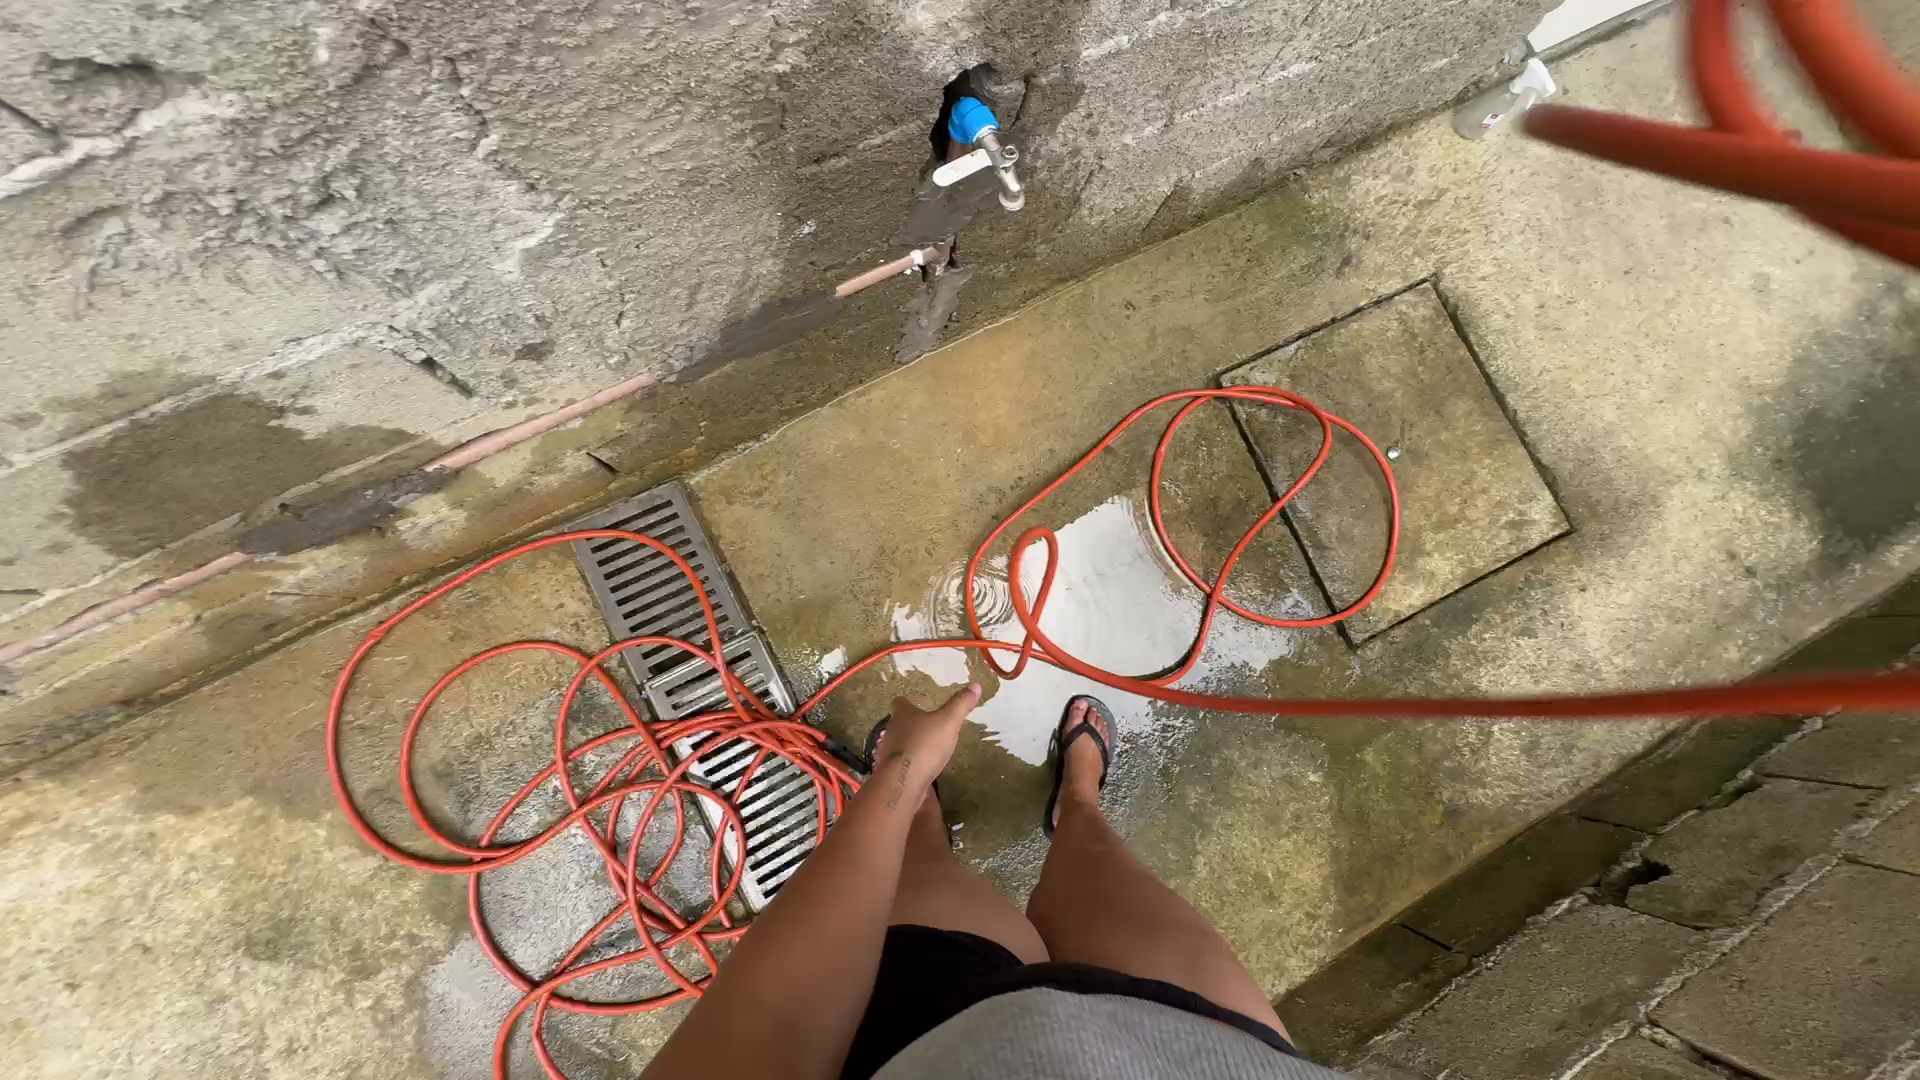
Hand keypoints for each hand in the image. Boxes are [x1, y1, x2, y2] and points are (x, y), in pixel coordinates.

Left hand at [872, 683, 980, 805]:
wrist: (904, 782)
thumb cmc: (925, 744)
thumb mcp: (948, 721)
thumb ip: (960, 704)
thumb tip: (975, 685)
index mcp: (902, 714)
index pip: (899, 702)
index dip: (907, 702)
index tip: (916, 704)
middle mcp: (892, 730)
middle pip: (898, 723)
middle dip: (911, 723)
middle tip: (927, 725)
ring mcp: (889, 752)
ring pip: (900, 743)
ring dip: (911, 744)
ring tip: (928, 747)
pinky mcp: (892, 771)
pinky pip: (903, 763)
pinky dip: (912, 763)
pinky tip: (924, 767)